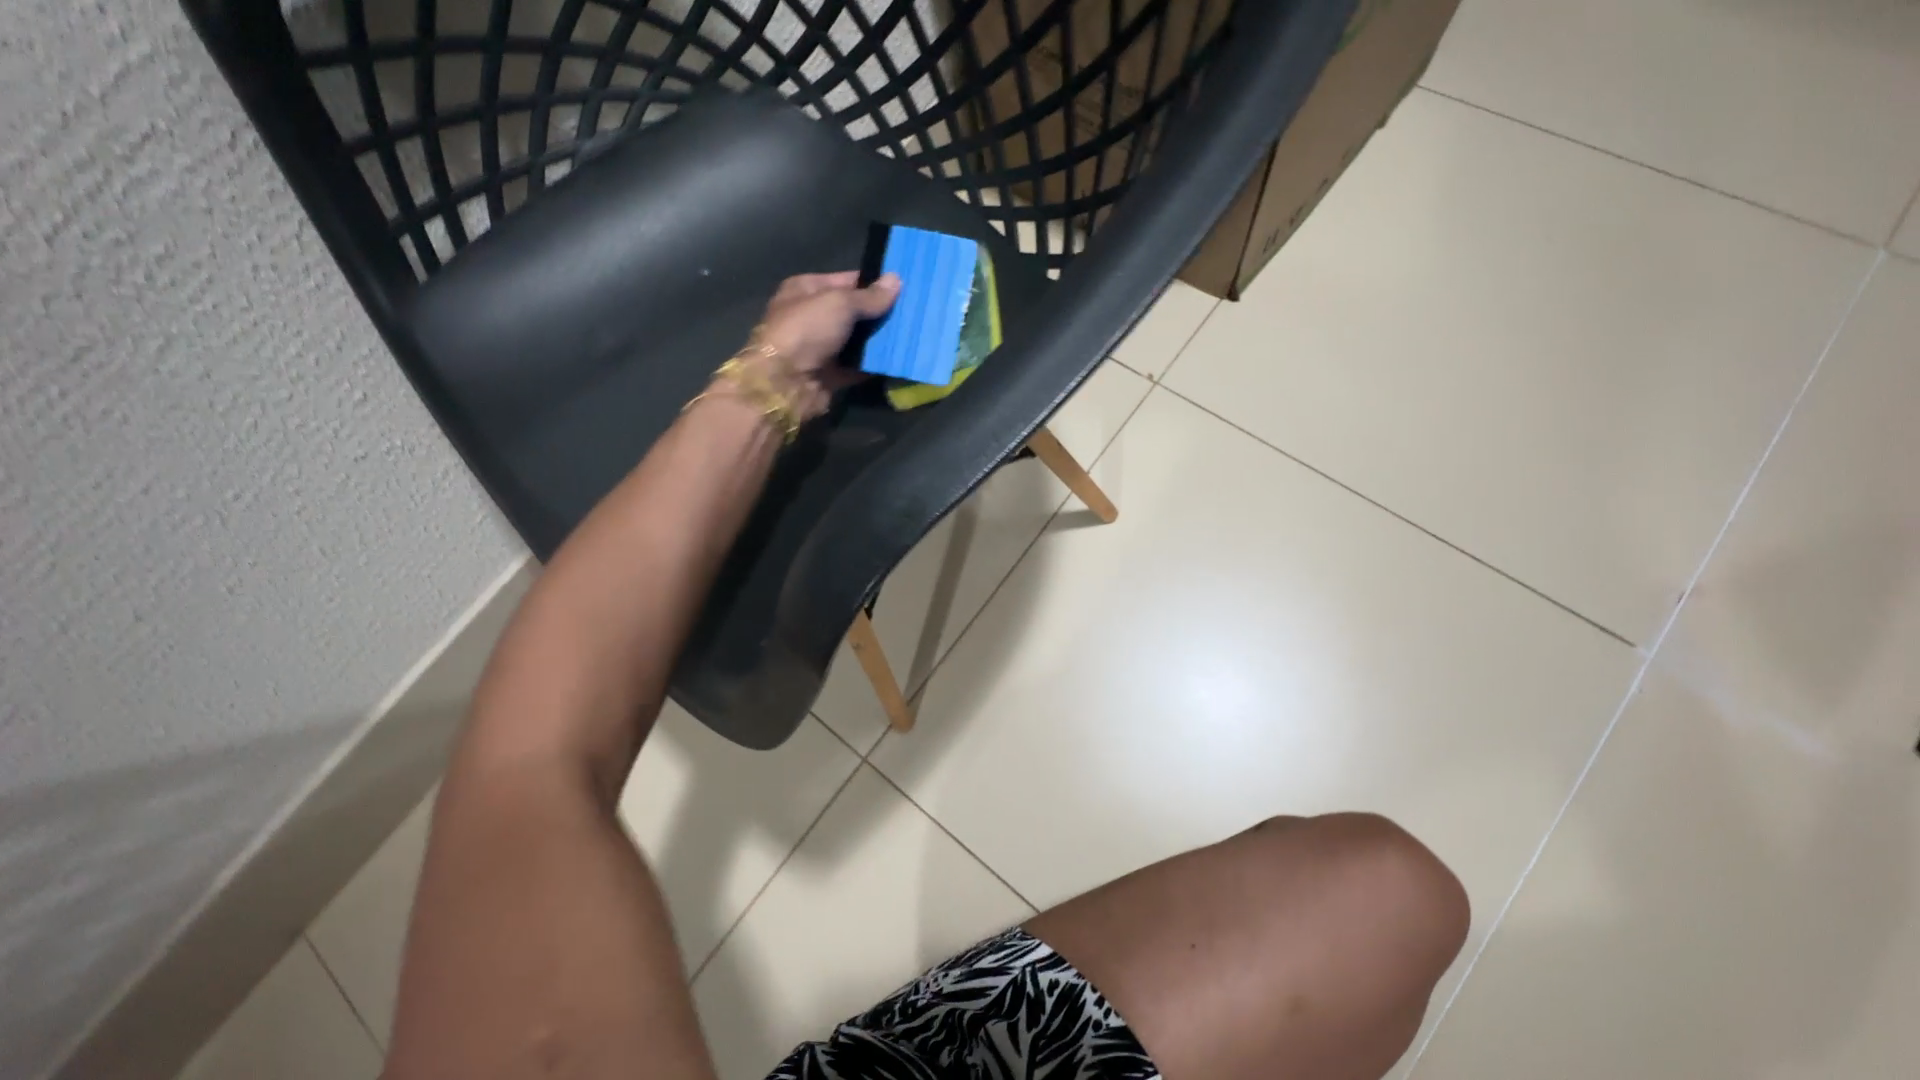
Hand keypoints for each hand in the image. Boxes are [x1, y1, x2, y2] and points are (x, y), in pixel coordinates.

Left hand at [745, 271, 899, 420]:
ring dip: (880, 339)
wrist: (785, 383)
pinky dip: (874, 364)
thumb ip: (870, 296)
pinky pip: (858, 365)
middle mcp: (812, 316)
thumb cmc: (807, 330)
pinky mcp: (830, 374)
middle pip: (853, 311)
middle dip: (880, 313)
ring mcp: (820, 347)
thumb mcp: (840, 303)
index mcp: (805, 289)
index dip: (873, 283)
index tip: (903, 287)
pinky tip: (899, 358)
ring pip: (858, 339)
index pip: (846, 281)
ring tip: (911, 334)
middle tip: (913, 313)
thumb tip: (896, 280)